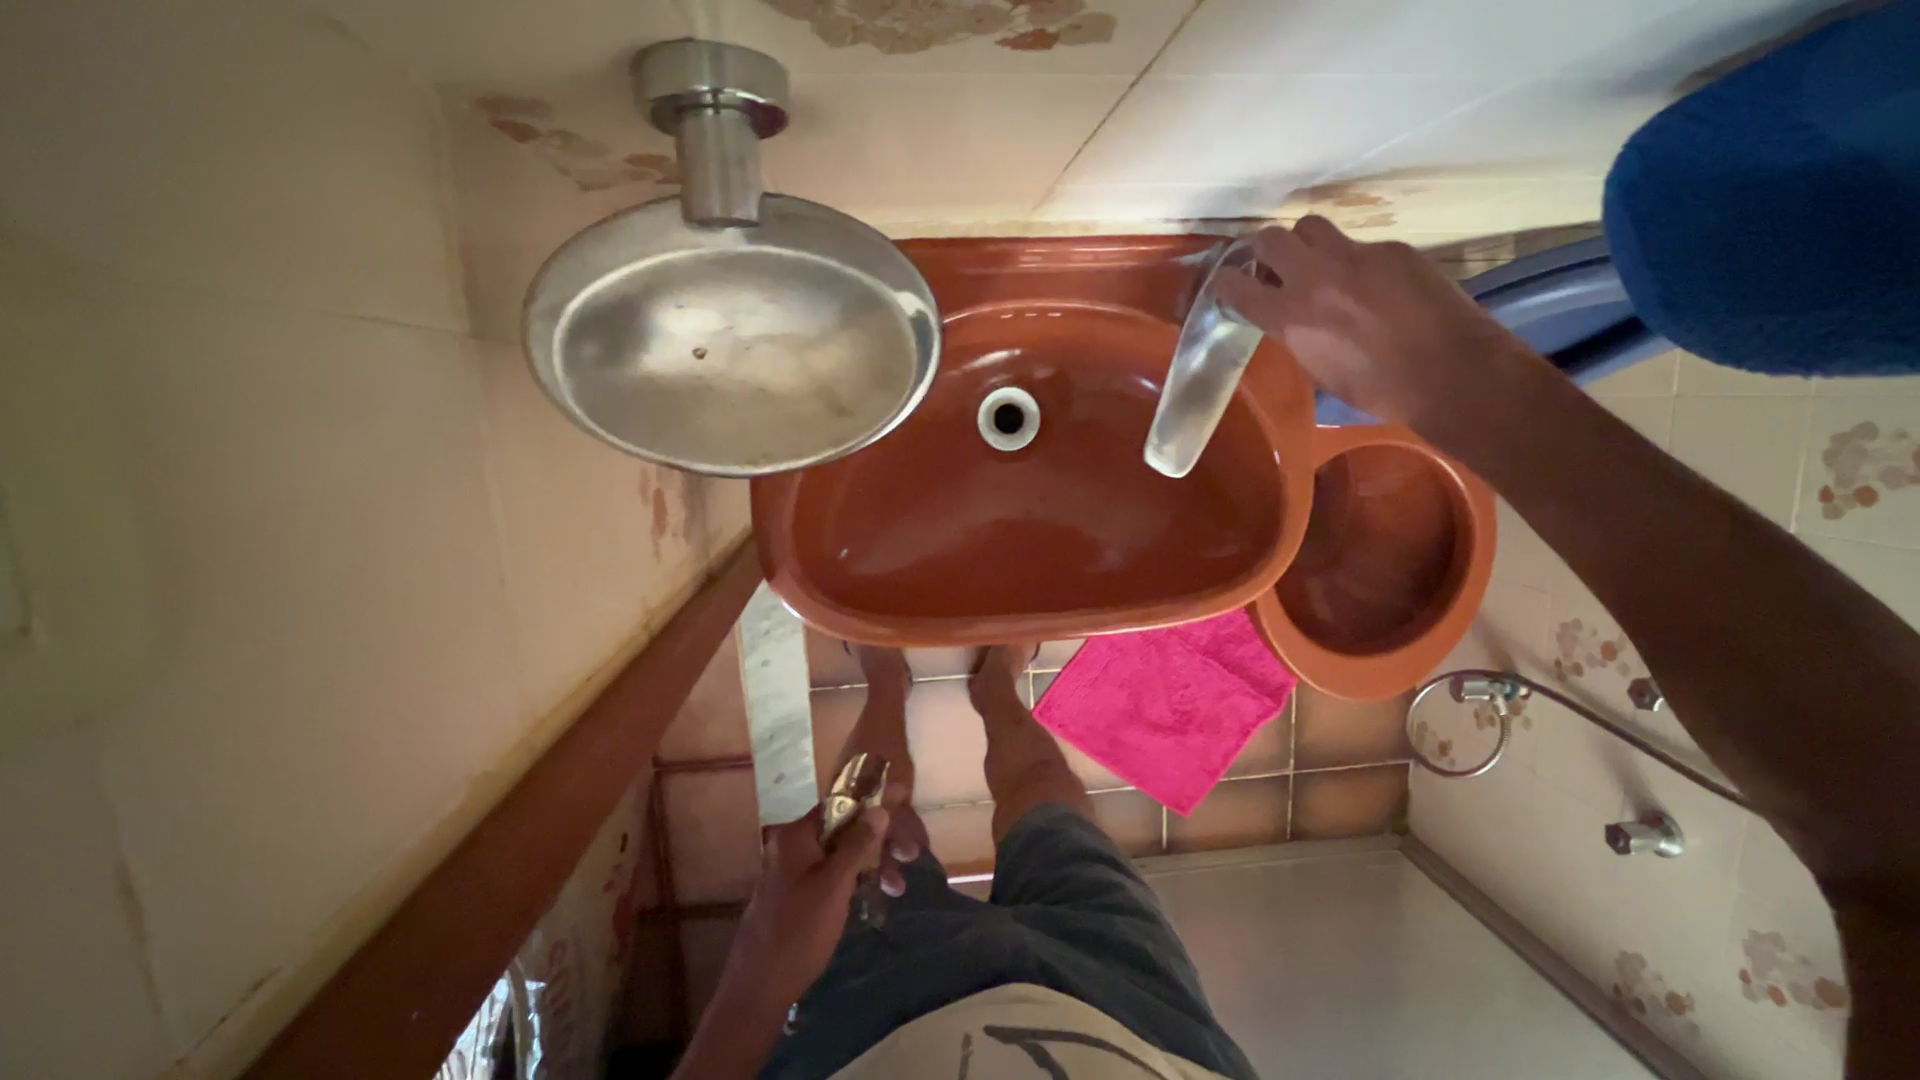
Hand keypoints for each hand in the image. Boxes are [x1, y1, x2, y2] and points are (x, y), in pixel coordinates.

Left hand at [719, 799, 892, 1006]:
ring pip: (840, 856)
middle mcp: (792, 846)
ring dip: (871, 865)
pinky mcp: (796, 895)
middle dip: (878, 843)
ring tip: (897, 888)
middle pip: (843, 830)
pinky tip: (877, 895)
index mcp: (797, 835)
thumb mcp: (835, 884)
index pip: (839, 805)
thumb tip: (879, 808)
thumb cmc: (800, 929)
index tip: (901, 821)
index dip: (872, 810)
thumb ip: (857, 844)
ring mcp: (793, 872)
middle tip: (910, 857)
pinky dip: (854, 881)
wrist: (760, 986)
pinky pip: (830, 876)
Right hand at [1215, 215, 1545, 431]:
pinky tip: (1375, 285)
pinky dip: (1356, 261)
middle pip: (1269, 238)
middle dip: (1265, 251)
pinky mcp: (1392, 249)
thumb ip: (1296, 334)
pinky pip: (1360, 245)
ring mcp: (1355, 255)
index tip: (1229, 287)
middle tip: (1273, 267)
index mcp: (1290, 317)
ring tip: (1318, 263)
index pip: (1234, 285)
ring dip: (1305, 242)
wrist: (1450, 371)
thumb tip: (1289, 319)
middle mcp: (1314, 277)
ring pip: (1311, 226)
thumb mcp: (1319, 369)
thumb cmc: (1378, 389)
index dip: (1225, 283)